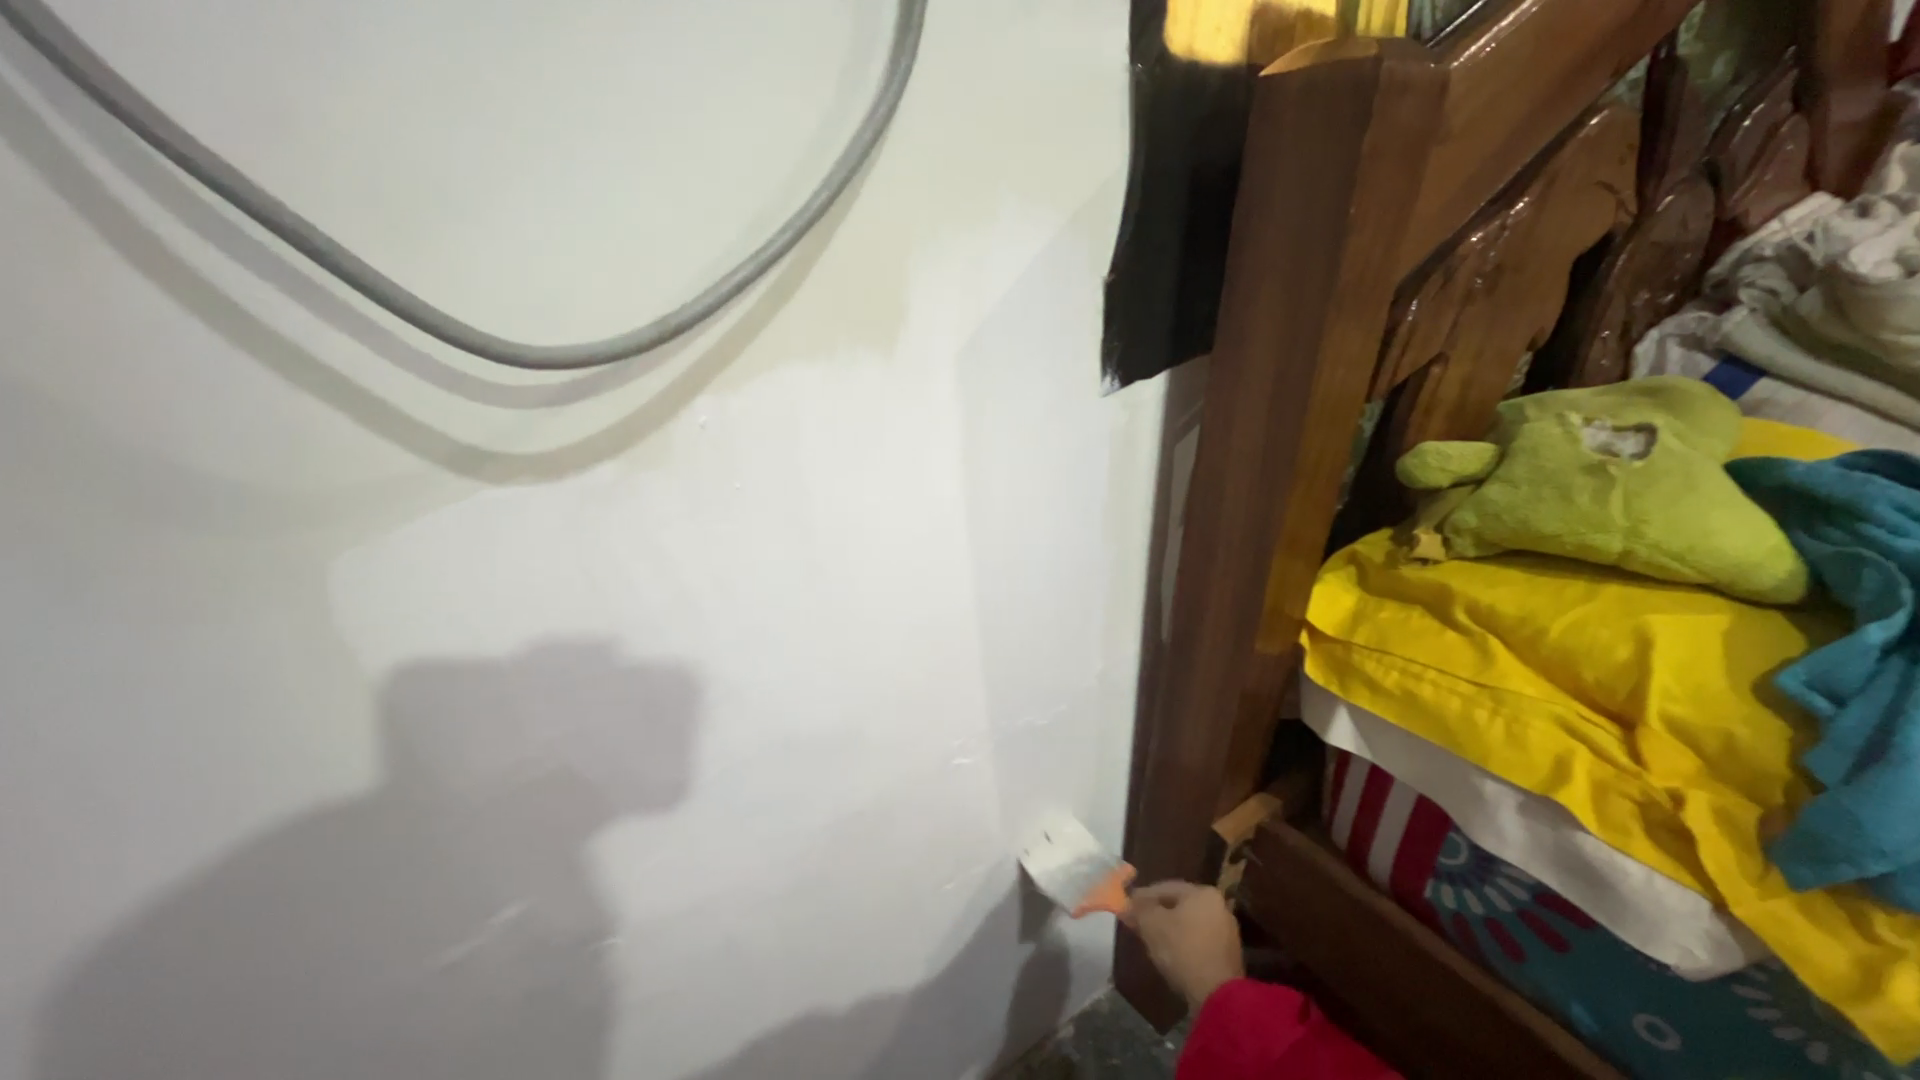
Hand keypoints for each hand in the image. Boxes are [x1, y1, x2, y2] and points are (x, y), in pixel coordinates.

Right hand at [1125, 881, 1243, 1011]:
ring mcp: (1226, 931)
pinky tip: (1170, 955)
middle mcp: (1219, 906)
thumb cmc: (1182, 950)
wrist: (1217, 994)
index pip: (1165, 888)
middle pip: (1179, 905)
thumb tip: (1127, 903)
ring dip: (1169, 929)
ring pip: (1189, 923)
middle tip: (1136, 922)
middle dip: (1156, 913)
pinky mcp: (1227, 954)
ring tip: (1150, 940)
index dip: (1142, 897)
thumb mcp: (1151, 925)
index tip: (1126, 907)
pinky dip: (1183, 944)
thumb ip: (1138, 909)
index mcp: (1203, 893)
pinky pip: (1199, 941)